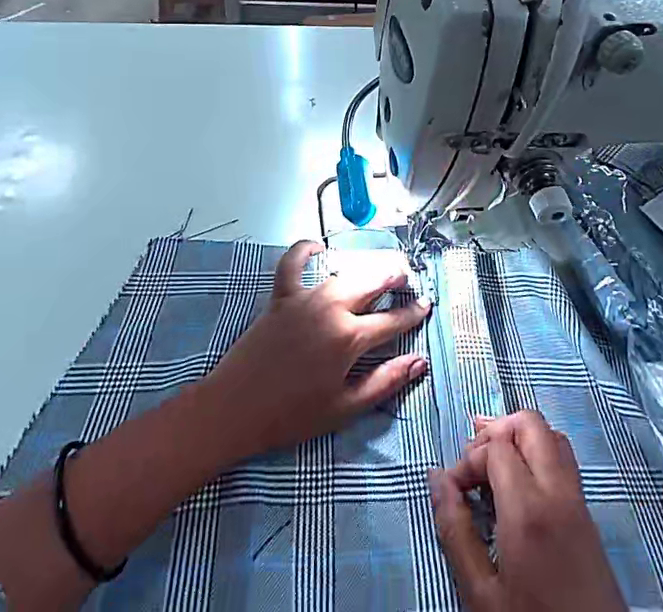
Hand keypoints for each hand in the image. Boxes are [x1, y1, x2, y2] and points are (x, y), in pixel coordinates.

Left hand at [193, 239, 431, 459]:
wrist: (236, 407)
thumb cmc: (292, 415)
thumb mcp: (345, 407)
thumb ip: (385, 382)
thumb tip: (419, 363)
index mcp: (349, 338)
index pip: (391, 322)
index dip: (412, 314)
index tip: (426, 306)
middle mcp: (329, 310)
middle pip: (369, 287)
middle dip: (392, 280)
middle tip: (407, 277)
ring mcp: (302, 300)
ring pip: (339, 276)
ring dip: (361, 270)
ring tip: (377, 269)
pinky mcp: (278, 298)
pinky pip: (291, 265)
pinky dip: (303, 250)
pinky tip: (317, 245)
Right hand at [429, 411, 624, 611]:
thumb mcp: (480, 592)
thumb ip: (455, 529)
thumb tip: (437, 478)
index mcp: (529, 509)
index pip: (495, 447)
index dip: (466, 459)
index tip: (453, 491)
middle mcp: (559, 494)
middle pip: (531, 424)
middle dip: (496, 431)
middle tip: (473, 462)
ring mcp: (580, 504)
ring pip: (553, 437)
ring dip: (519, 439)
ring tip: (492, 467)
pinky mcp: (589, 519)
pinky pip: (564, 462)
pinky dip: (538, 455)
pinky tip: (517, 487)